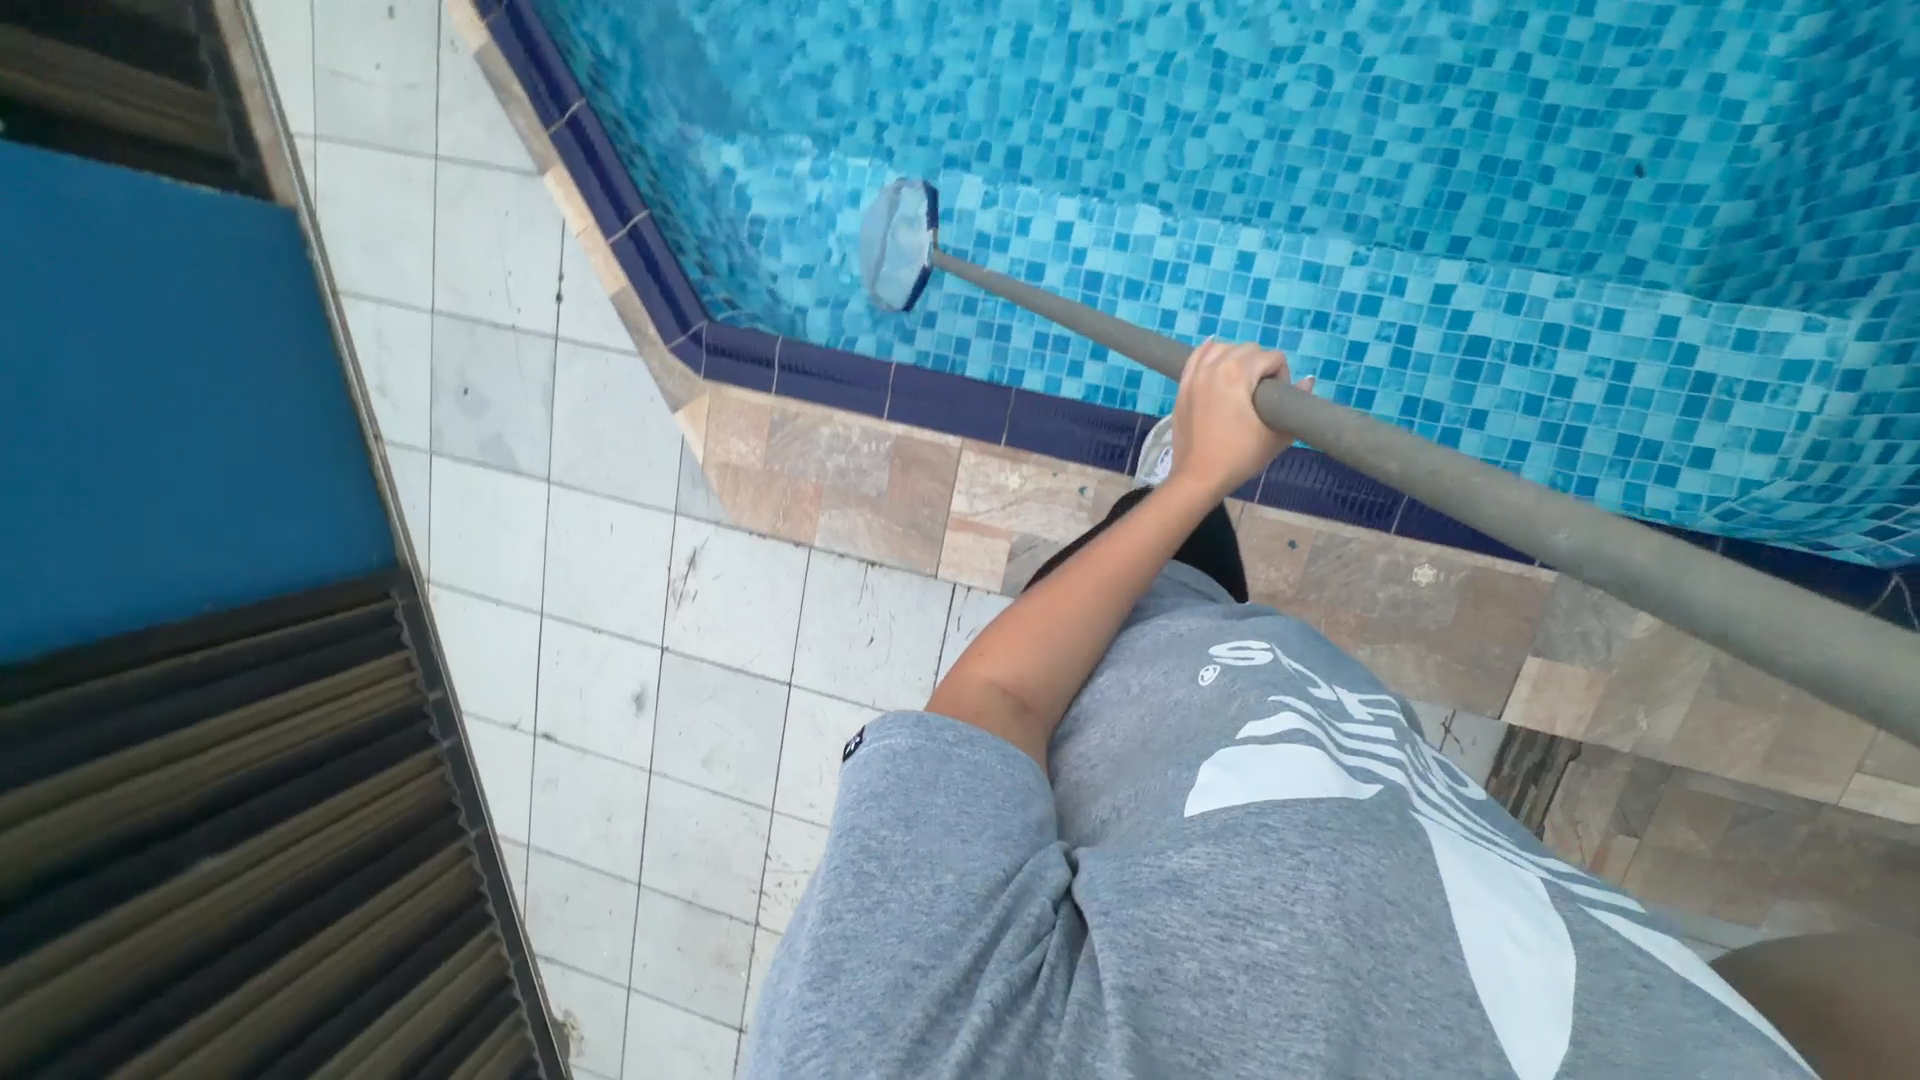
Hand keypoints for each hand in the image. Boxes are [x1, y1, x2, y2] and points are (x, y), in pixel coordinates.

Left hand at [1166, 340, 1312, 500]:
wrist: (1199, 476)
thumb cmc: (1239, 457)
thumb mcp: (1277, 435)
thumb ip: (1296, 404)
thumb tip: (1309, 381)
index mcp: (1237, 374)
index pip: (1272, 357)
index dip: (1282, 376)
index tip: (1276, 400)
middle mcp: (1213, 367)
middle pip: (1248, 349)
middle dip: (1261, 365)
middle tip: (1261, 394)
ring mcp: (1194, 375)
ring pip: (1221, 348)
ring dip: (1236, 358)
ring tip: (1242, 381)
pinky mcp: (1182, 387)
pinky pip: (1196, 357)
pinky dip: (1209, 354)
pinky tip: (1217, 362)